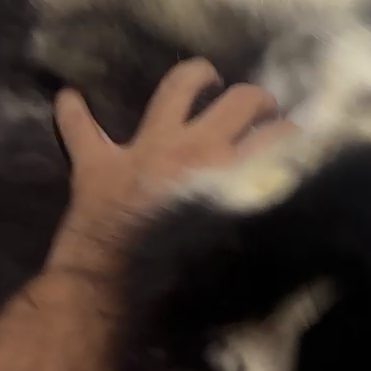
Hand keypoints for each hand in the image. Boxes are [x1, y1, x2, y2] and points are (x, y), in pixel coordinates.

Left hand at [47, 60, 286, 282]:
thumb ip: (257, 205)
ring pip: (173, 91)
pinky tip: (70, 96)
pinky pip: (81, 131)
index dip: (294, 132)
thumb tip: (285, 189)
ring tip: (207, 77)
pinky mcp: (98, 165)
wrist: (106, 293)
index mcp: (230, 169)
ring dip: (193, 77)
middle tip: (262, 110)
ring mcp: (144, 149)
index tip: (300, 137)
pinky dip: (75, 113)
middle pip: (240, 100)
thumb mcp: (235, 240)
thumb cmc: (181, 274)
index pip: (278, 134)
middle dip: (259, 99)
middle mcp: (192, 147)